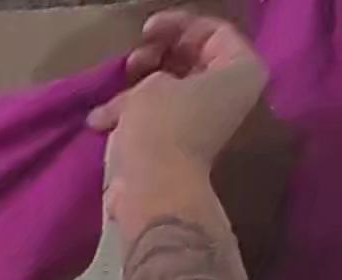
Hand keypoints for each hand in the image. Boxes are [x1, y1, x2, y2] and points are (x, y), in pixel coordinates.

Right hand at [86, 13, 265, 192]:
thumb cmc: (160, 129)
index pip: (212, 32)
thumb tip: (130, 97)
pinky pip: (153, 120)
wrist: (151, 190)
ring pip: (167, 93)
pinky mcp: (172, 147)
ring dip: (136, 90)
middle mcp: (225, 95)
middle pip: (190, 62)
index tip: (144, 30)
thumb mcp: (150, 87)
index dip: (177, 26)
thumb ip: (147, 76)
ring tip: (111, 96)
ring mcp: (198, 124)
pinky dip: (129, 116)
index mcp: (238, 70)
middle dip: (156, 59)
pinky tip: (102, 120)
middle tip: (130, 64)